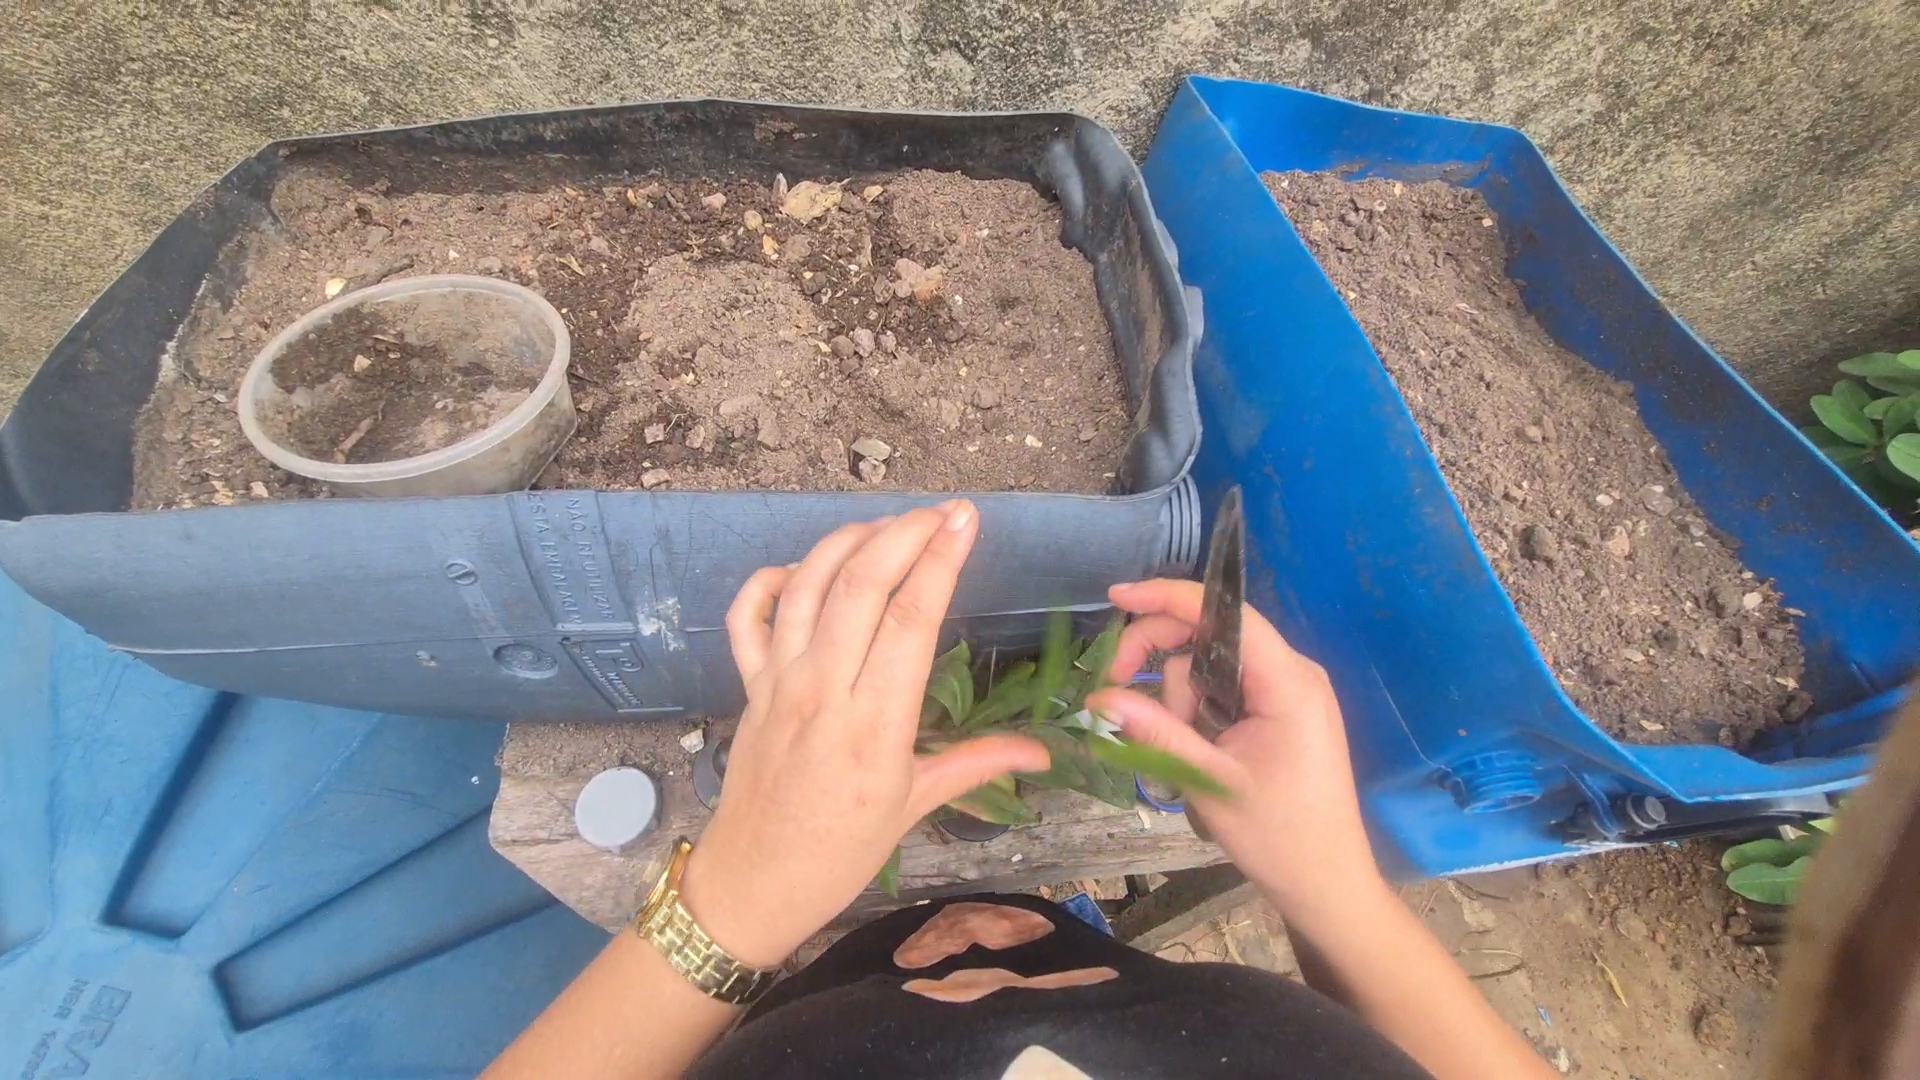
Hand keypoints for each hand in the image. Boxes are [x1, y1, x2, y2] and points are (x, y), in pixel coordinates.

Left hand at [677, 503, 1050, 967]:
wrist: (750, 884)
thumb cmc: (840, 852)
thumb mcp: (915, 807)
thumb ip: (977, 764)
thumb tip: (1044, 754)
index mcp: (874, 723)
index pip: (910, 618)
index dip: (940, 560)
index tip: (965, 521)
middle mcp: (822, 687)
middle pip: (861, 585)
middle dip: (905, 534)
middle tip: (943, 513)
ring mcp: (778, 679)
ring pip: (808, 585)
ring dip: (849, 542)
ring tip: (890, 525)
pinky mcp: (748, 683)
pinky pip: (748, 615)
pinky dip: (771, 578)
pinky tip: (804, 567)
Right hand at [1086, 579, 1383, 926]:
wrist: (1327, 886)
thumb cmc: (1282, 838)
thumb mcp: (1211, 782)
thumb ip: (1156, 733)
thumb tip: (1098, 699)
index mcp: (1287, 681)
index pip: (1223, 612)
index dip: (1167, 596)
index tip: (1116, 596)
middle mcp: (1287, 672)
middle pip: (1205, 632)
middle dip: (1155, 653)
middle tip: (1112, 688)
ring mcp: (1280, 689)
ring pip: (1202, 663)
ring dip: (1175, 698)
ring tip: (1183, 753)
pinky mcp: (1270, 707)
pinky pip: (1215, 686)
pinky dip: (1189, 708)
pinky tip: (1192, 748)